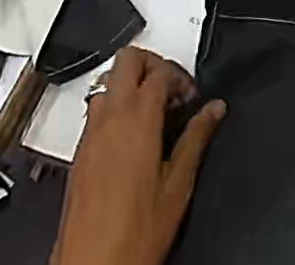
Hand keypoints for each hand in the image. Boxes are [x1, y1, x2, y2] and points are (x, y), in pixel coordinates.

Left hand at [51, 47, 226, 264]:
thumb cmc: (133, 235)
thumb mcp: (179, 184)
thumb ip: (197, 138)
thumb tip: (214, 110)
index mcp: (137, 118)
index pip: (161, 70)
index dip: (182, 77)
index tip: (193, 97)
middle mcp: (110, 116)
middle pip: (129, 58)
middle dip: (154, 63)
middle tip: (173, 88)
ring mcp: (91, 130)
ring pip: (110, 78)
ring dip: (132, 82)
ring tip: (155, 108)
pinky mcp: (79, 148)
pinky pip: (97, 106)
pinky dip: (116, 104)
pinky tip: (133, 132)